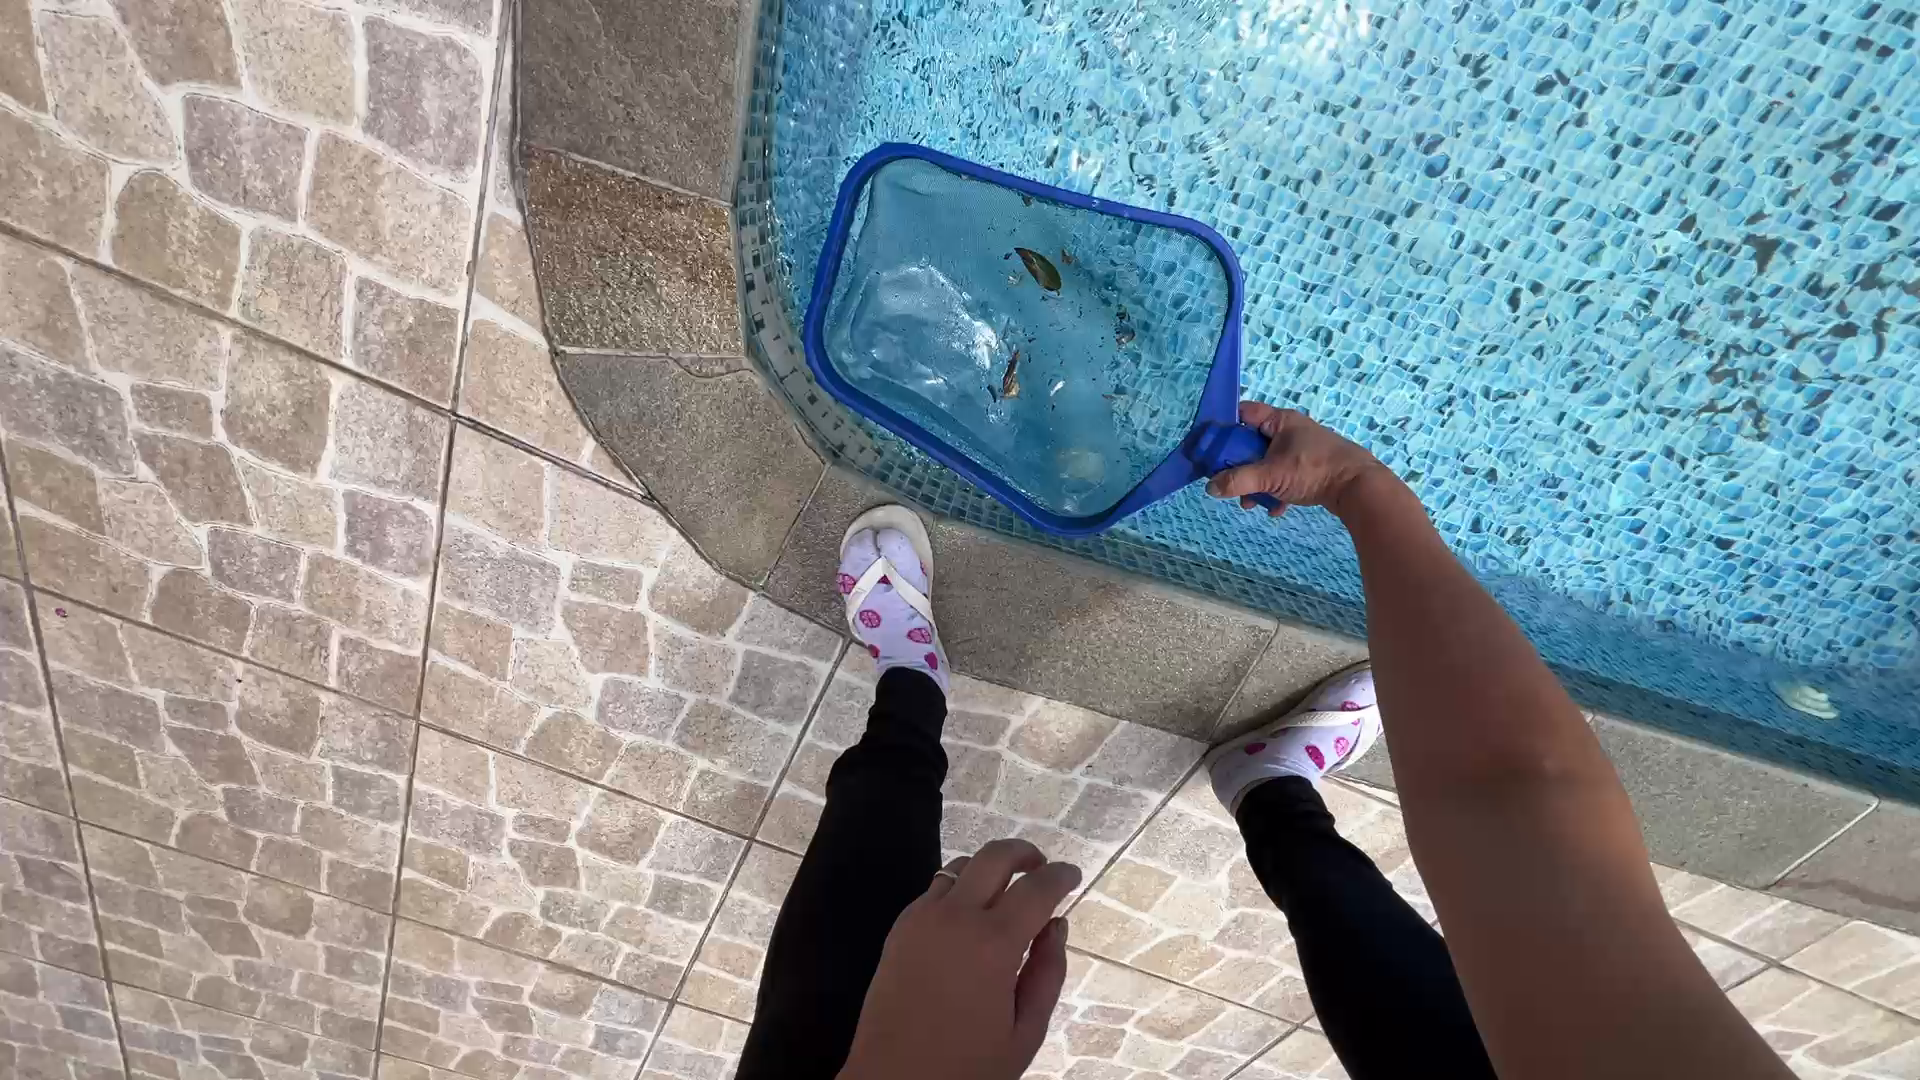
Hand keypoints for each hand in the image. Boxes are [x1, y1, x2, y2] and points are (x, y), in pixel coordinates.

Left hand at [837, 839, 1080, 1079]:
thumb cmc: (966, 1068)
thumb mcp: (1024, 1033)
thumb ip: (1048, 972)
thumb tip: (1056, 924)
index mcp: (994, 944)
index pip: (1037, 888)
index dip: (1060, 876)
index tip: (1072, 873)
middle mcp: (957, 916)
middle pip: (995, 855)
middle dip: (1025, 852)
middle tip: (1041, 867)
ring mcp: (924, 915)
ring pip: (963, 864)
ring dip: (990, 867)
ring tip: (1005, 891)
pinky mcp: (901, 924)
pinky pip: (937, 888)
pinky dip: (960, 888)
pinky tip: (969, 916)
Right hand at [1207, 402, 1393, 516]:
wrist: (1359, 488)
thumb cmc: (1313, 470)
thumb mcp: (1270, 476)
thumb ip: (1237, 481)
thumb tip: (1210, 488)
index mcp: (1280, 421)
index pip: (1243, 412)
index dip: (1224, 425)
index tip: (1209, 446)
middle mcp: (1288, 431)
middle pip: (1249, 442)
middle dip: (1237, 465)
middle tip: (1227, 481)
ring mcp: (1299, 450)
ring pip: (1264, 463)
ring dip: (1254, 484)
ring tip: (1252, 503)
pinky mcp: (1308, 468)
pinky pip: (1281, 476)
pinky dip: (1274, 491)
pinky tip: (1276, 508)